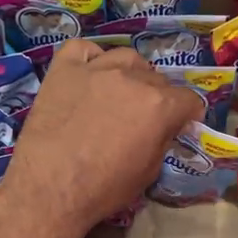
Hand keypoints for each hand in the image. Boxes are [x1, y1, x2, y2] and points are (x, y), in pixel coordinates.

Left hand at [0, 41, 203, 237]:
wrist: (49, 187)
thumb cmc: (102, 189)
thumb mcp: (148, 172)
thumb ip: (162, 141)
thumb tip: (165, 130)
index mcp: (159, 106)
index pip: (188, 99)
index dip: (187, 115)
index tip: (181, 125)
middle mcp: (132, 78)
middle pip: (157, 79)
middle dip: (158, 97)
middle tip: (144, 118)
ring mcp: (96, 69)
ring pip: (125, 58)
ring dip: (131, 73)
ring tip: (121, 91)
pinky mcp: (63, 69)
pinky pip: (83, 49)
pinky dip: (90, 58)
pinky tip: (89, 73)